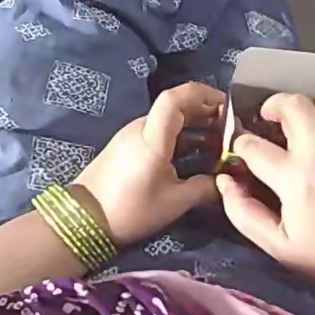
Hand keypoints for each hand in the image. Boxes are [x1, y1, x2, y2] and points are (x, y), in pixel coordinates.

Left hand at [72, 82, 224, 244]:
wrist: (83, 220)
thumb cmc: (131, 210)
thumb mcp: (174, 202)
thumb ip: (204, 188)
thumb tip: (225, 182)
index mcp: (152, 136)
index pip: (177, 97)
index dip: (204, 94)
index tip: (227, 107)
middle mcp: (141, 128)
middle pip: (176, 106)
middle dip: (206, 112)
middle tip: (230, 129)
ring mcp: (131, 136)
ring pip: (168, 120)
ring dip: (194, 126)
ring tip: (218, 143)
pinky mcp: (126, 147)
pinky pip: (158, 133)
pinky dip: (180, 137)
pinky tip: (196, 154)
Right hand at [216, 92, 314, 302]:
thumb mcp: (278, 247)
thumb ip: (243, 212)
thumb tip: (226, 182)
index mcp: (296, 180)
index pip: (253, 146)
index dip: (238, 147)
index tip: (239, 156)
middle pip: (291, 104)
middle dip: (270, 107)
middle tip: (264, 123)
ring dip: (306, 106)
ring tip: (296, 124)